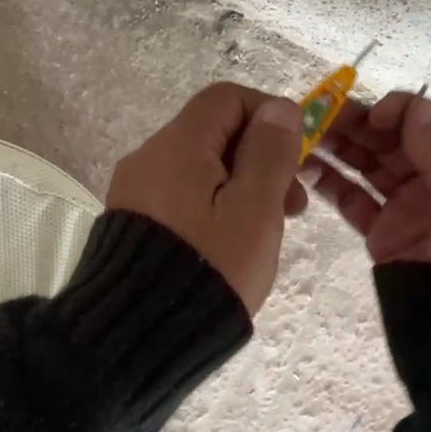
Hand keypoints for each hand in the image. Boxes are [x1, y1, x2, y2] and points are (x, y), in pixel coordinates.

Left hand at [106, 82, 307, 315]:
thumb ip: (269, 154)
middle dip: (259, 157)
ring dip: (241, 186)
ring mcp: (135, 190)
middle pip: (212, 133)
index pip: (224, 98)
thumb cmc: (209, 267)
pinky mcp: (132, 221)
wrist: (139, 333)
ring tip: (268, 231)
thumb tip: (279, 108)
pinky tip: (232, 244)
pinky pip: (181, 196)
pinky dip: (213, 206)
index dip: (267, 113)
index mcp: (176, 145)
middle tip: (293, 206)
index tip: (298, 151)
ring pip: (199, 168)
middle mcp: (148, 158)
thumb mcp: (254, 210)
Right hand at [308, 91, 430, 267]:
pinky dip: (328, 183)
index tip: (374, 117)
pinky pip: (350, 199)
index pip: (430, 121)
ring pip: (365, 164)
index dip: (400, 110)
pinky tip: (305, 170)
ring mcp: (405, 204)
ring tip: (302, 137)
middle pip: (391, 138)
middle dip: (356, 123)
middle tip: (319, 116)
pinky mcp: (380, 231)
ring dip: (336, 146)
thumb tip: (413, 105)